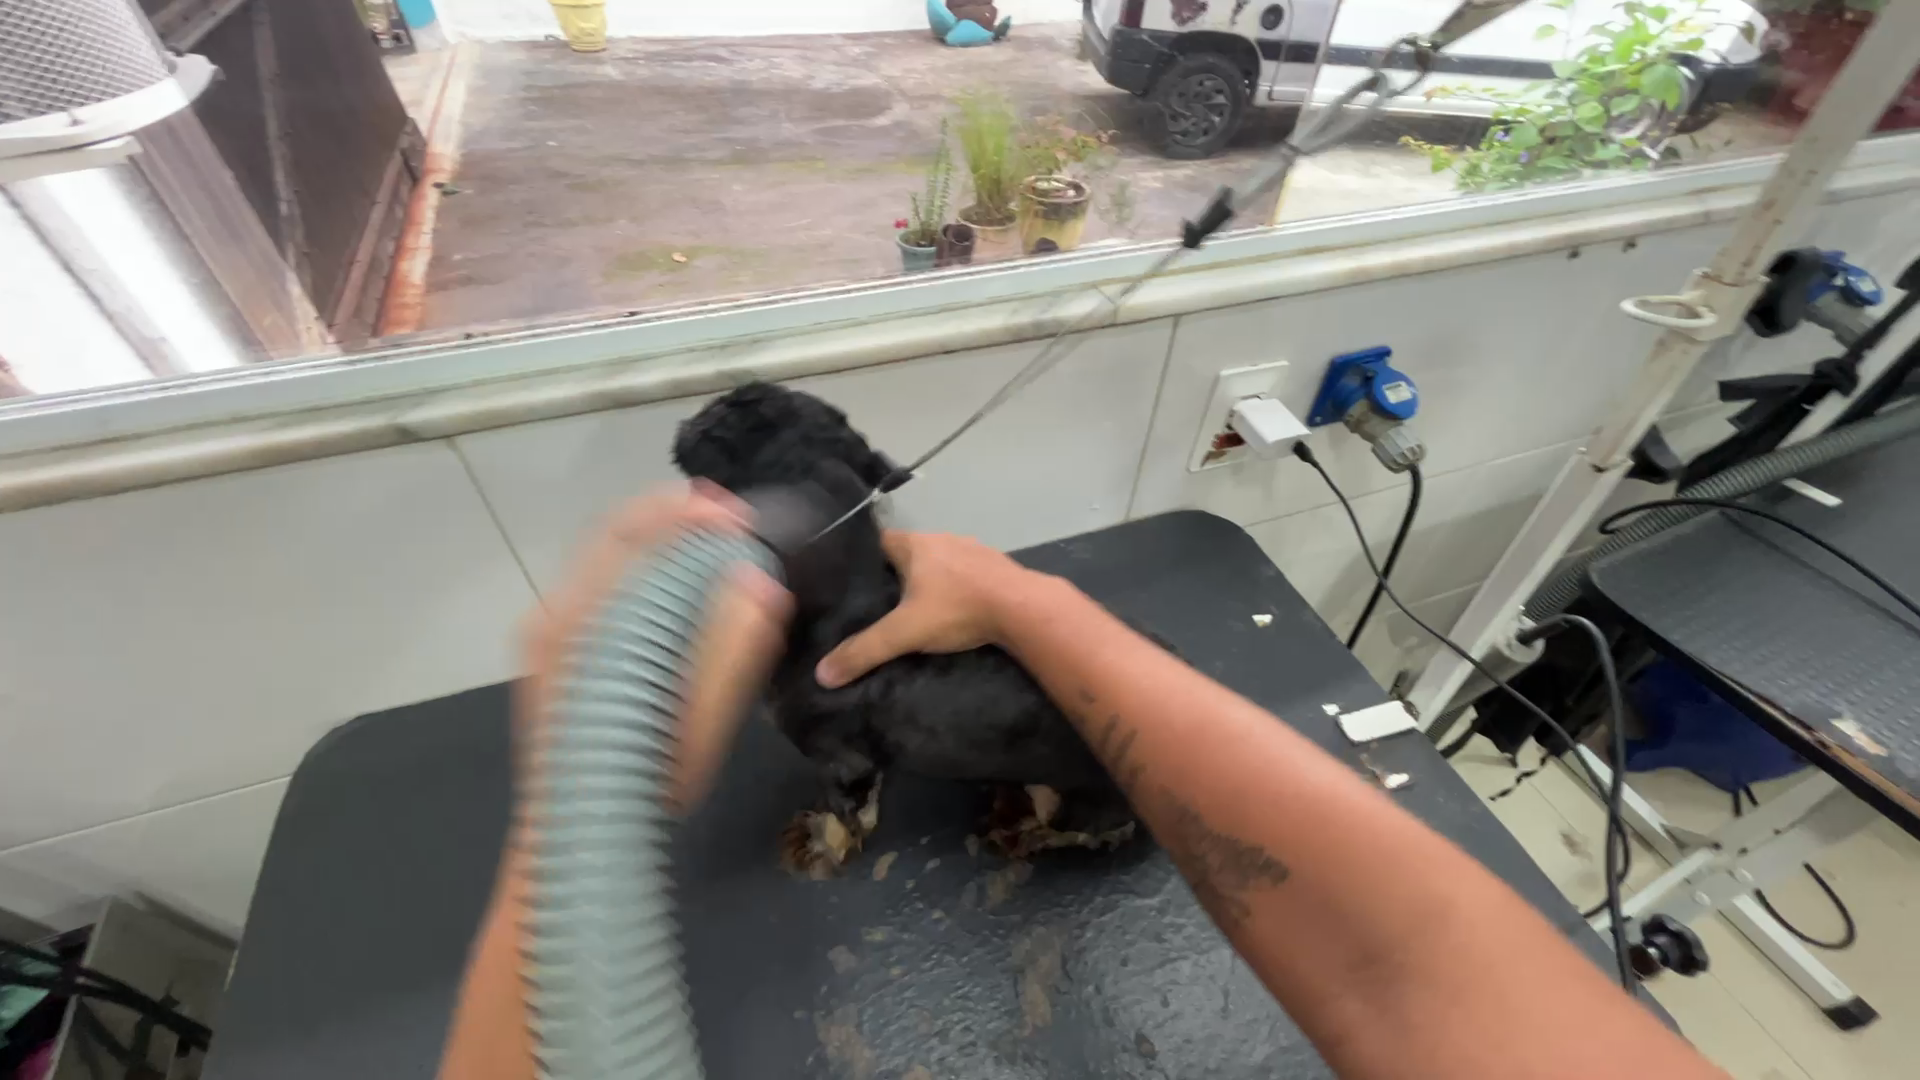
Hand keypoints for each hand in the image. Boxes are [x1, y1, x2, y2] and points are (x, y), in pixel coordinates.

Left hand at [518, 481, 791, 808]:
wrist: (583, 831)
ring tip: (720, 537)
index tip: (741, 518)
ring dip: (668, 536)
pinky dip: (653, 564)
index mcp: (580, 628)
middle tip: (735, 518)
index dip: (688, 514)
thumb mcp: (700, 721)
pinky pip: (608, 581)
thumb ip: (732, 651)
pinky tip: (688, 575)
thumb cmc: (646, 781)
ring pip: (611, 553)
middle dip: (679, 515)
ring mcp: (551, 628)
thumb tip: (764, 582)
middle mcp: (554, 615)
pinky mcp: (559, 642)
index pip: (630, 537)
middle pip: (616, 533)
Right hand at [815, 529, 1034, 687]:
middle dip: (896, 576)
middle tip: (882, 605)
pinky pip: (967, 572)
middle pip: (908, 553)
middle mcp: (943, 538)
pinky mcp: (996, 565)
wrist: (1024, 608)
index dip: (863, 561)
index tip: (853, 585)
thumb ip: (864, 650)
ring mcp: (973, 549)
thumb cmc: (958, 610)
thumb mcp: (905, 633)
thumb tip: (822, 674)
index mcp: (916, 544)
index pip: (878, 542)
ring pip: (940, 562)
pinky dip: (958, 586)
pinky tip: (957, 608)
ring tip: (919, 609)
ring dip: (930, 581)